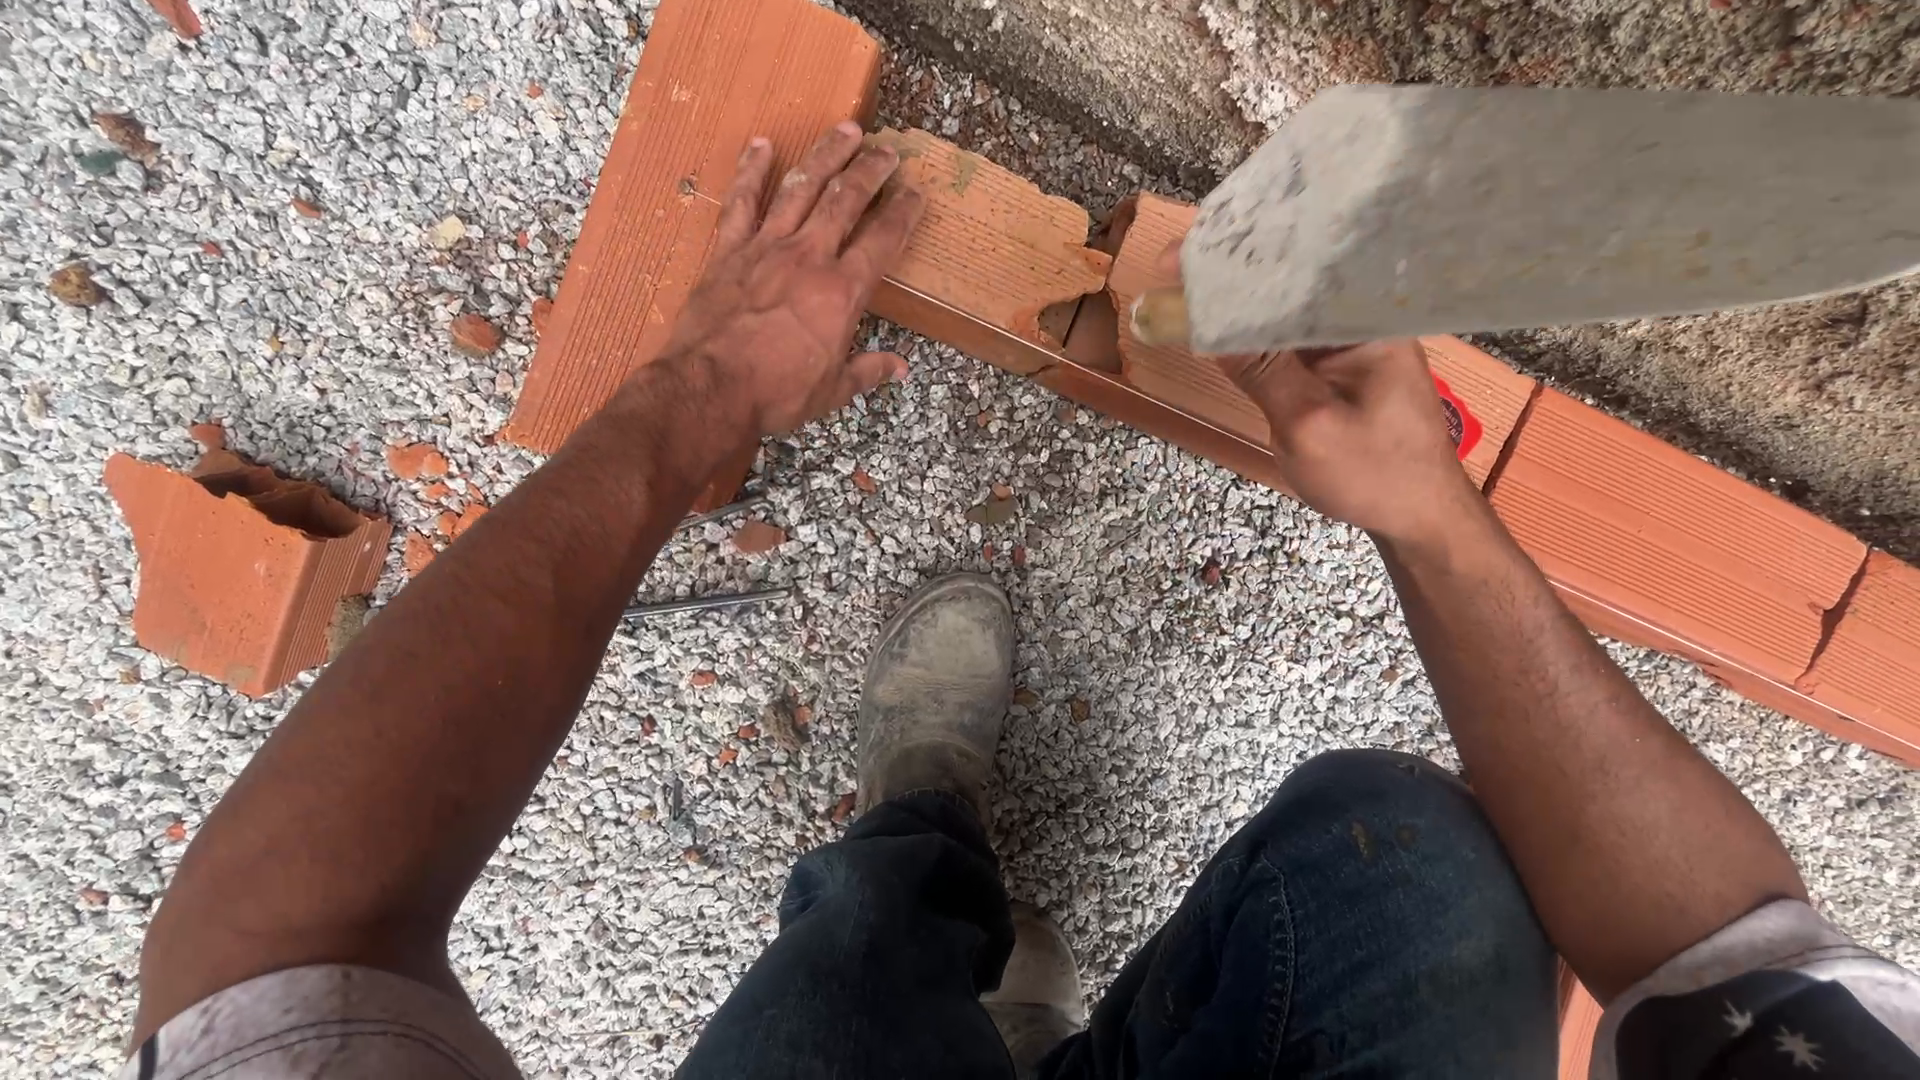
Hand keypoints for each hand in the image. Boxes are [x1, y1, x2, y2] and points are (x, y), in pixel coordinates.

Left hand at [663, 121, 925, 435]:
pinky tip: (762, 144)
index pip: (882, 241)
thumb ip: (869, 371)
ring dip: (826, 155)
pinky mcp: (729, 251)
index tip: (916, 194)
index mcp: (842, 293)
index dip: (903, 214)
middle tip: (888, 151)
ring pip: (802, 187)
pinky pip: (743, 201)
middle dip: (871, 171)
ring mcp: (766, 248)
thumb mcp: (833, 390)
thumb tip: (901, 368)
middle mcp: (809, 258)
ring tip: (846, 130)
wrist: (711, 389)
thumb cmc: (777, 394)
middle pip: (846, 200)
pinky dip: (752, 170)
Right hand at [1150, 239, 1475, 540]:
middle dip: (1226, 270)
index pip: (1292, 269)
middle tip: (1166, 269)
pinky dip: (1247, 329)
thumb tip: (1202, 322)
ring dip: (1233, 299)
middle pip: (1287, 277)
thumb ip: (1260, 368)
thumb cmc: (1372, 473)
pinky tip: (1213, 324)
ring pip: (1281, 305)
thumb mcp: (1307, 422)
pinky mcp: (1332, 362)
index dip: (1232, 260)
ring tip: (1178, 288)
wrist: (1416, 512)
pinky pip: (1285, 334)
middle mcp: (1359, 316)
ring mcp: (1346, 339)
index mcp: (1366, 318)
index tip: (1176, 260)